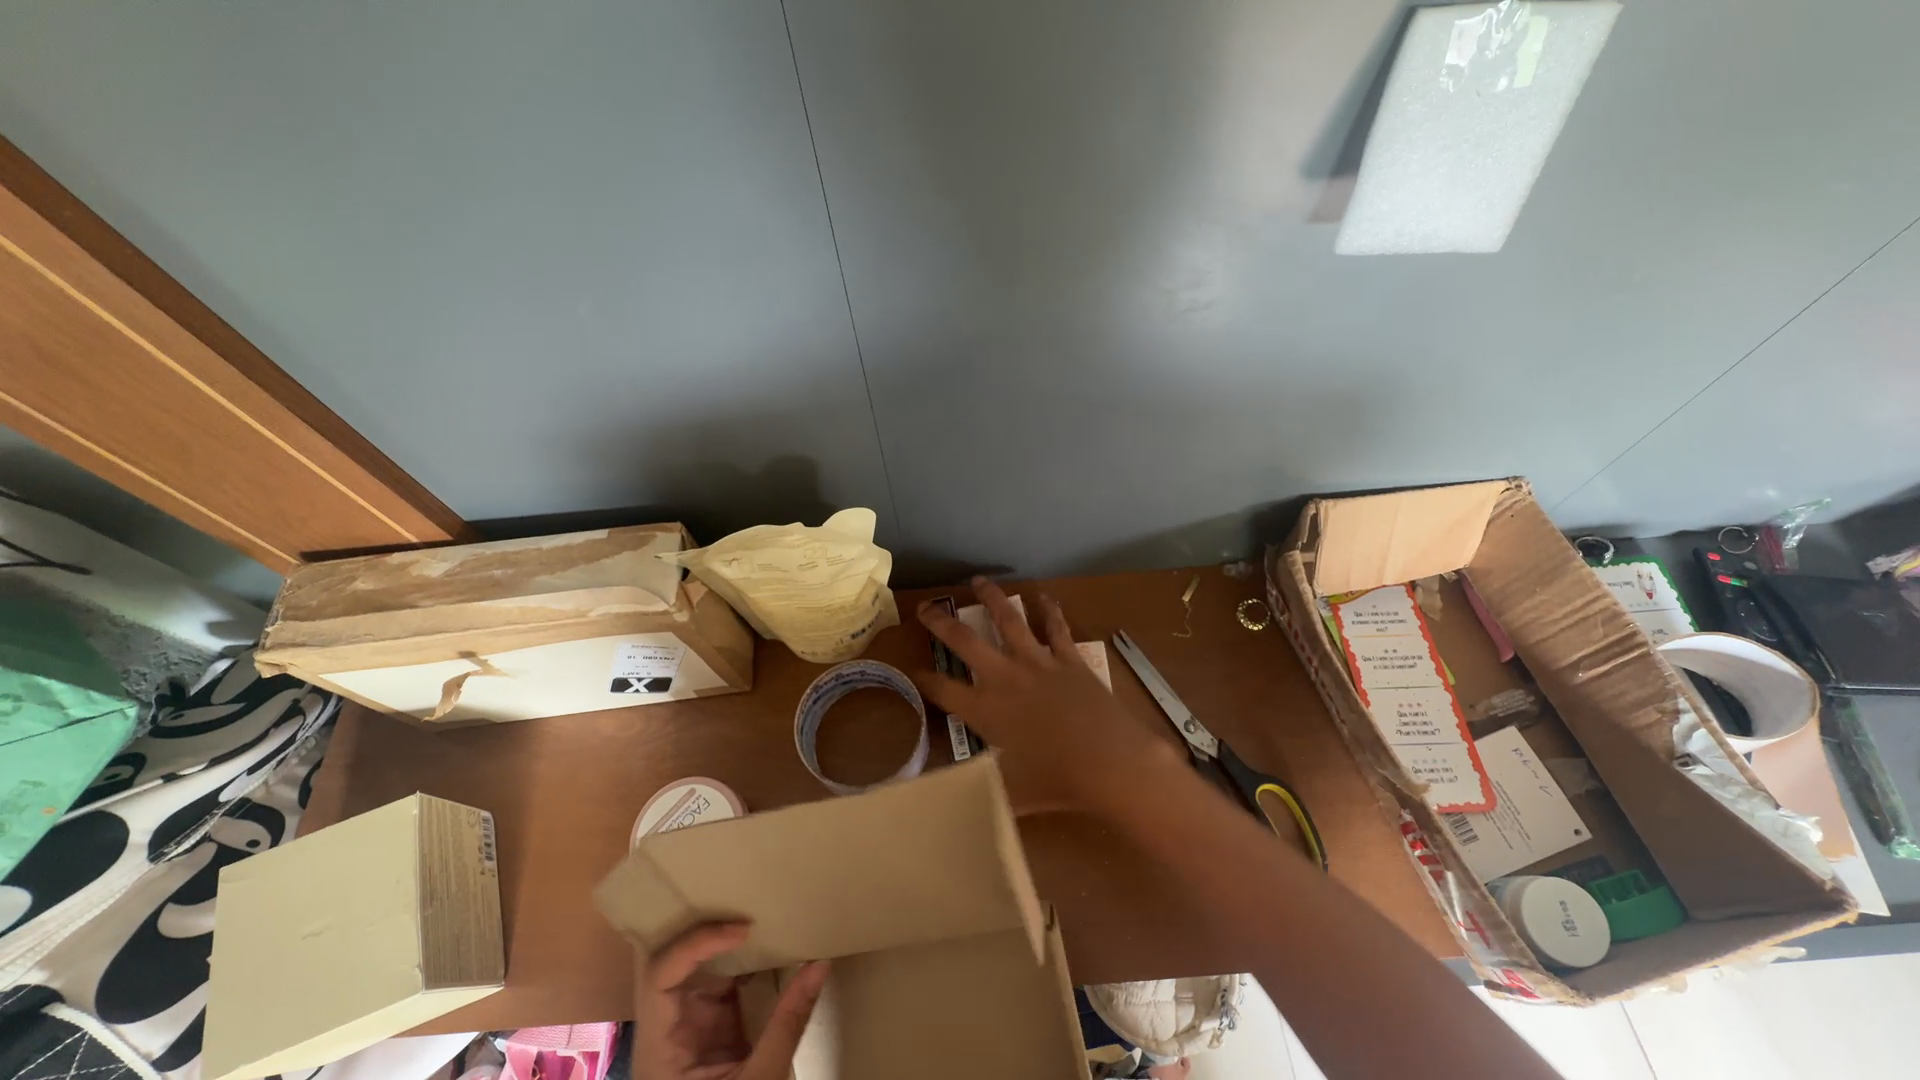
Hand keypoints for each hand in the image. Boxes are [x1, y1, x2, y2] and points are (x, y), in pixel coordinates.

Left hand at [633, 922, 828, 1079]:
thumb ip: (787, 1022)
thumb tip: (819, 964)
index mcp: (660, 1045)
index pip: (662, 973)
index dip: (698, 941)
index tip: (745, 927)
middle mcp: (663, 1029)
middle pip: (669, 962)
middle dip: (702, 930)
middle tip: (743, 902)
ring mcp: (683, 1031)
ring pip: (693, 971)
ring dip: (723, 945)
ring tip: (758, 915)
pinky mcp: (705, 1036)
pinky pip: (717, 988)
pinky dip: (740, 966)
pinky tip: (765, 948)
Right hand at [913, 577, 1185, 816]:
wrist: (1109, 761)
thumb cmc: (1056, 781)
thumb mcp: (1010, 794)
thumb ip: (982, 790)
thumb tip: (956, 800)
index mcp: (985, 710)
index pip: (943, 690)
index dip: (924, 680)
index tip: (914, 671)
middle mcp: (1004, 678)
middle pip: (964, 641)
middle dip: (940, 622)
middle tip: (925, 607)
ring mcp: (1038, 664)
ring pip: (1008, 621)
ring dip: (990, 598)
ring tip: (978, 581)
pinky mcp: (1069, 660)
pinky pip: (1056, 628)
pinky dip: (1049, 610)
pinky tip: (1044, 596)